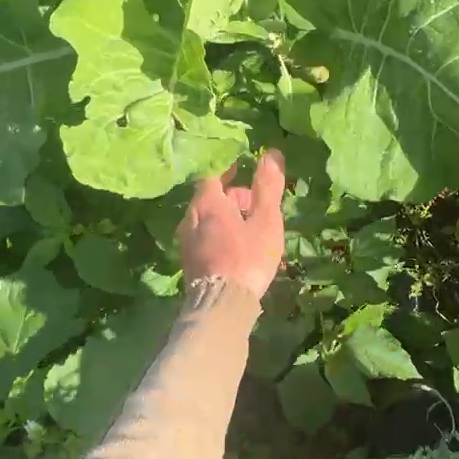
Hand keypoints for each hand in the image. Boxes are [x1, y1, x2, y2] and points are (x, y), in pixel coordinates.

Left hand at [177, 151, 285, 298]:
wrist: (222, 304)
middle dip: (230, 196)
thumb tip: (272, 153)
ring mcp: (186, 241)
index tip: (243, 169)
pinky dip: (218, 234)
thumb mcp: (265, 220)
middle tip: (253, 204)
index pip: (211, 174)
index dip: (227, 169)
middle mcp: (190, 218)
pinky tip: (235, 248)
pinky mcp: (188, 261)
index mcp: (207, 203)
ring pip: (205, 219)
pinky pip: (203, 237)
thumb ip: (267, 187)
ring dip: (224, 217)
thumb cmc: (247, 257)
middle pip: (207, 197)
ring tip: (248, 228)